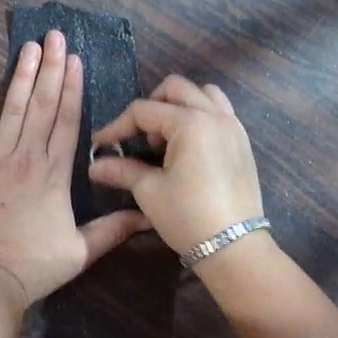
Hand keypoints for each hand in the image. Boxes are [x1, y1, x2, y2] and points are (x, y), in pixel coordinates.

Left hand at [0, 30, 149, 308]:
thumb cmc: (34, 267)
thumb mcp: (80, 251)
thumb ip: (112, 229)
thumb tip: (146, 216)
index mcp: (55, 174)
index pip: (67, 120)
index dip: (71, 87)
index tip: (75, 59)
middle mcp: (27, 157)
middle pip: (42, 104)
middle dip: (50, 68)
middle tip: (54, 35)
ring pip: (12, 108)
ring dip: (21, 75)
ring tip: (29, 45)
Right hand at [87, 77, 263, 256]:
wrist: (235, 248)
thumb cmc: (187, 216)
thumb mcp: (149, 191)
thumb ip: (122, 170)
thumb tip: (95, 166)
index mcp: (190, 123)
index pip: (144, 111)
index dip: (118, 127)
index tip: (102, 145)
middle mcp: (215, 115)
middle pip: (176, 89)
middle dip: (151, 106)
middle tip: (139, 136)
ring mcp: (233, 127)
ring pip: (204, 94)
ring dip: (180, 105)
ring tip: (167, 136)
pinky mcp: (243, 142)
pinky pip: (220, 112)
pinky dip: (201, 116)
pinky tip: (188, 146)